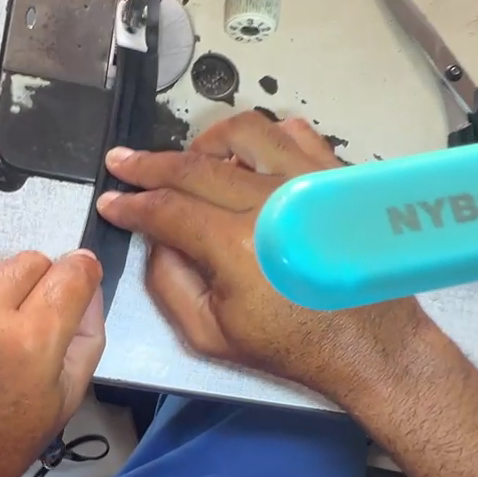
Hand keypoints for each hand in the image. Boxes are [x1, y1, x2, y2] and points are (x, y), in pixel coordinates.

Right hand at [95, 111, 431, 403]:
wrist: (368, 344)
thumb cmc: (289, 345)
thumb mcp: (209, 334)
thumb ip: (168, 283)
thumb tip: (155, 239)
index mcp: (236, 247)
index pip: (166, 209)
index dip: (130, 203)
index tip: (109, 201)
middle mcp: (271, 202)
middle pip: (193, 166)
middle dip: (147, 164)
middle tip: (122, 162)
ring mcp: (308, 182)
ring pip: (243, 132)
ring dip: (204, 142)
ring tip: (189, 160)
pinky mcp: (335, 176)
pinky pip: (294, 131)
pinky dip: (263, 136)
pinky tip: (247, 159)